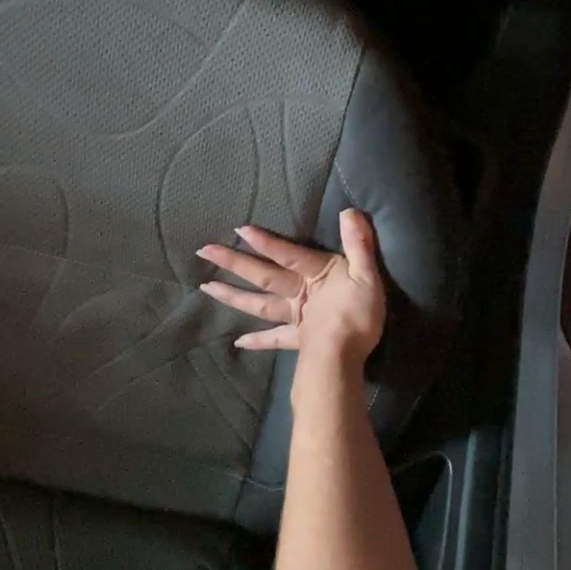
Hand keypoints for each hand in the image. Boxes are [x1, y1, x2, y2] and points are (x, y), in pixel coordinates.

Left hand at [196, 209, 385, 364]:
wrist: (347, 358)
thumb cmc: (358, 315)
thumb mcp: (367, 274)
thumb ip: (358, 243)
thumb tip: (348, 211)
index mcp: (316, 274)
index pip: (287, 254)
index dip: (265, 242)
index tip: (238, 230)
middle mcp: (299, 293)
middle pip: (263, 276)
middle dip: (234, 263)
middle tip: (203, 252)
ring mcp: (296, 318)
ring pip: (260, 305)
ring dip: (233, 296)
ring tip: (206, 288)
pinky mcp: (298, 340)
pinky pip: (275, 339)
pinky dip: (257, 341)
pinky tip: (238, 342)